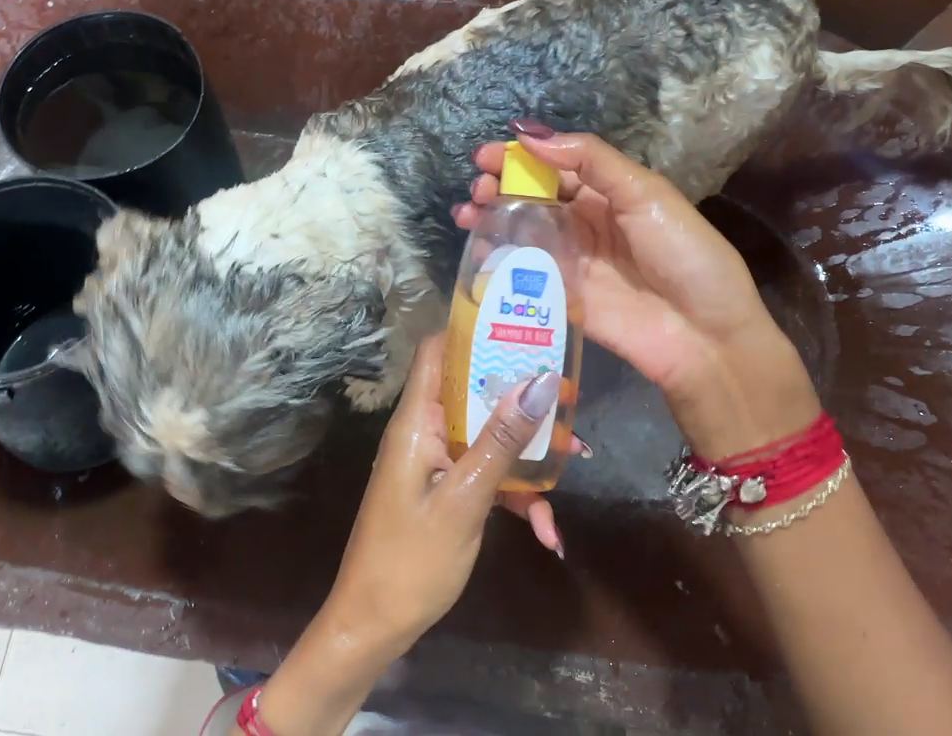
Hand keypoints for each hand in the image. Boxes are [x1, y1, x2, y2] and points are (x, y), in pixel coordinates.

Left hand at [319, 333, 555, 656]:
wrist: (374, 624)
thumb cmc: (412, 559)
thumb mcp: (465, 499)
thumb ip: (501, 441)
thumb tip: (538, 381)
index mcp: (415, 421)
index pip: (438, 352)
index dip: (475, 332)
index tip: (523, 326)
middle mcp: (423, 431)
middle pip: (474, 394)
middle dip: (523, 401)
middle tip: (571, 403)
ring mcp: (435, 462)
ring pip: (488, 438)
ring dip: (529, 457)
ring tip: (577, 465)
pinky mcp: (445, 490)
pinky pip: (485, 477)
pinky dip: (515, 498)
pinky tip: (546, 533)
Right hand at [456, 128, 820, 462]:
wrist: (704, 336)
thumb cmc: (683, 255)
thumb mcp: (645, 194)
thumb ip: (590, 160)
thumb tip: (530, 135)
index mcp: (609, 192)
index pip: (555, 165)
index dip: (520, 157)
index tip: (485, 155)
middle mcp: (585, 222)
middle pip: (531, 197)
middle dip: (498, 186)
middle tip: (477, 188)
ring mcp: (570, 260)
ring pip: (520, 230)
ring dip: (490, 218)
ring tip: (468, 214)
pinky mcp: (558, 296)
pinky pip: (522, 271)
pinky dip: (496, 258)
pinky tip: (478, 248)